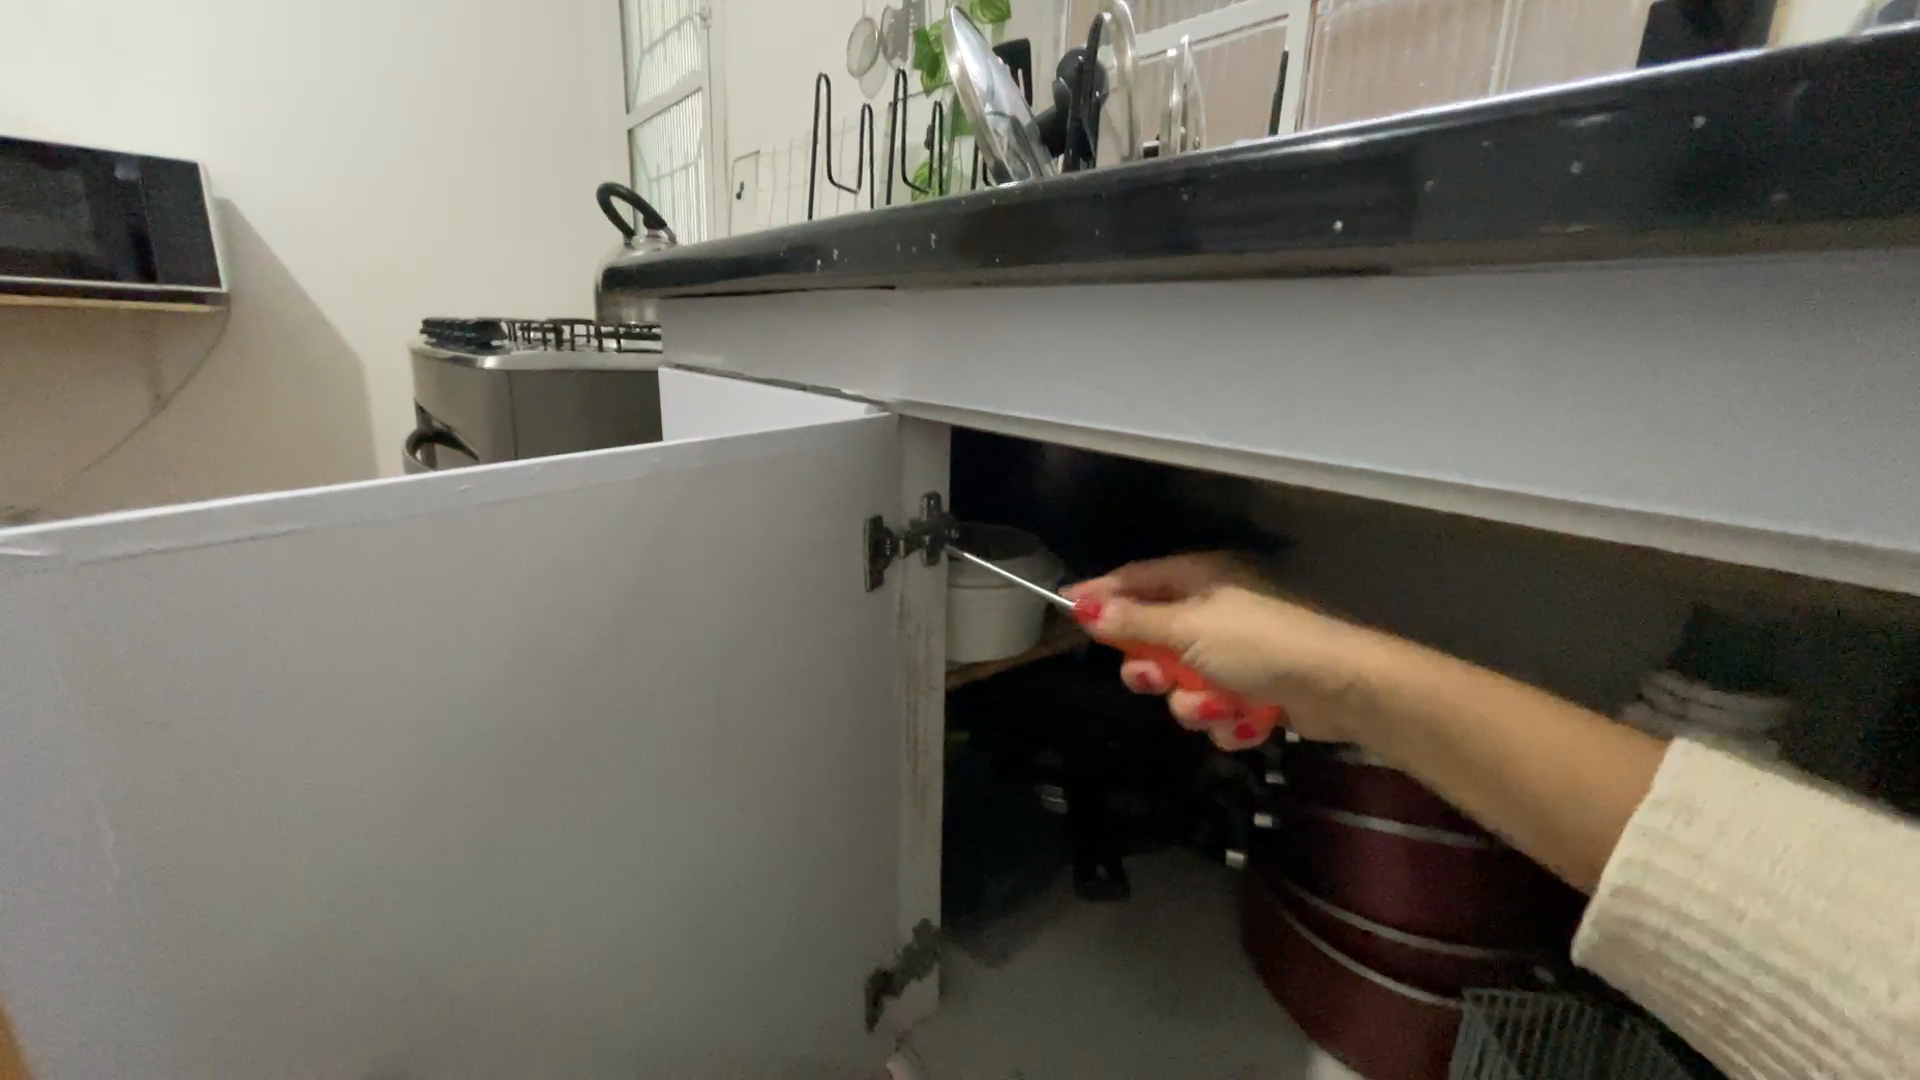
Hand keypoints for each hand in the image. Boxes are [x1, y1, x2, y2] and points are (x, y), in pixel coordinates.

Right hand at [1064, 554, 1380, 750]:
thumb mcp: (1188, 629)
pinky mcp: (1254, 688)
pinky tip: (1249, 718)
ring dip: (1194, 703)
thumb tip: (1083, 606)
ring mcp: (1235, 652)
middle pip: (1153, 639)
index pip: (1135, 580)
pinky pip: (1215, 707)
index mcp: (1200, 579)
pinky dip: (1227, 718)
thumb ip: (1134, 621)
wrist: (1342, 687)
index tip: (1064, 607)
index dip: (1100, 595)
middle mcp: (1214, 611)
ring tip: (1217, 706)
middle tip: (1152, 679)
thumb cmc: (1260, 643)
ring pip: (1182, 684)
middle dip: (1152, 668)